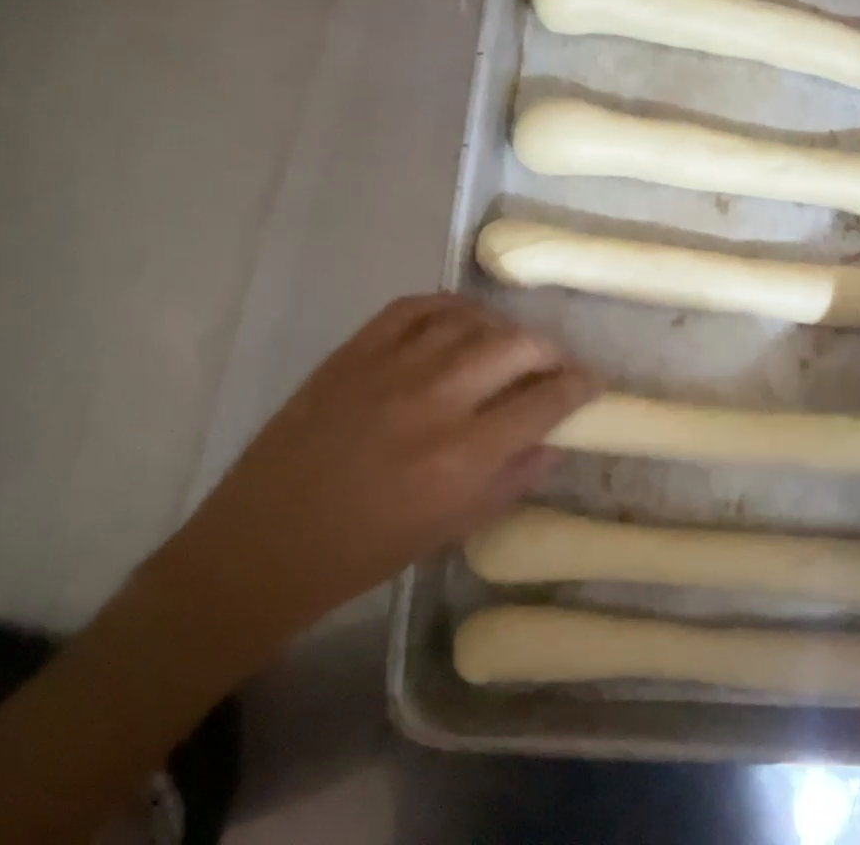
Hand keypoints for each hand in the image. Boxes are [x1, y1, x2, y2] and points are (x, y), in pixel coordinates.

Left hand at [149, 294, 597, 636]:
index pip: (545, 401)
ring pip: (469, 319)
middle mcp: (436, 400)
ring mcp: (390, 368)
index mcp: (464, 455)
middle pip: (516, 346)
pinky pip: (413, 307)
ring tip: (509, 344)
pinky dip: (448, 308)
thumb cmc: (366, 551)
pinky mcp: (352, 353)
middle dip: (550, 351)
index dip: (580, 387)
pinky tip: (460, 323)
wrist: (266, 542)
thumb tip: (554, 444)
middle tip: (555, 365)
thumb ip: (510, 481)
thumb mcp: (452, 529)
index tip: (593, 384)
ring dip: (502, 327)